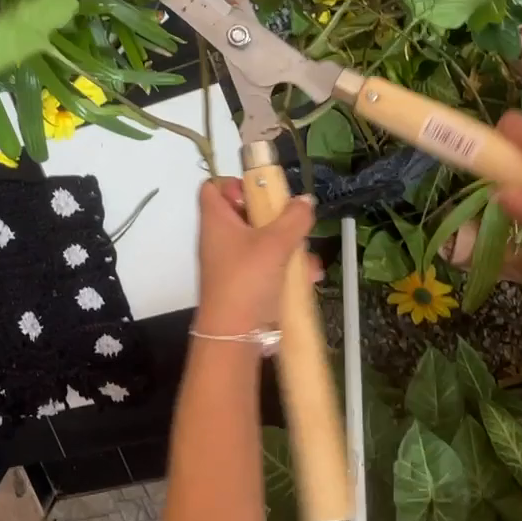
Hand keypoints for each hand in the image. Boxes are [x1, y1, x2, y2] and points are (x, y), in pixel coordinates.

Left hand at [193, 178, 315, 334]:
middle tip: (292, 222)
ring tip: (306, 257)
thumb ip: (294, 218)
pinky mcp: (245, 285)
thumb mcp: (275, 243)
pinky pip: (267, 267)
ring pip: (262, 242)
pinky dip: (286, 270)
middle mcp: (220, 238)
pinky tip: (308, 277)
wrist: (234, 338)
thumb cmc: (247, 279)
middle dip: (275, 218)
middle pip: (245, 213)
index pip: (213, 186)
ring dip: (288, 246)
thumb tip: (305, 201)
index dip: (235, 183)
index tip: (261, 190)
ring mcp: (232, 263)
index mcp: (216, 220)